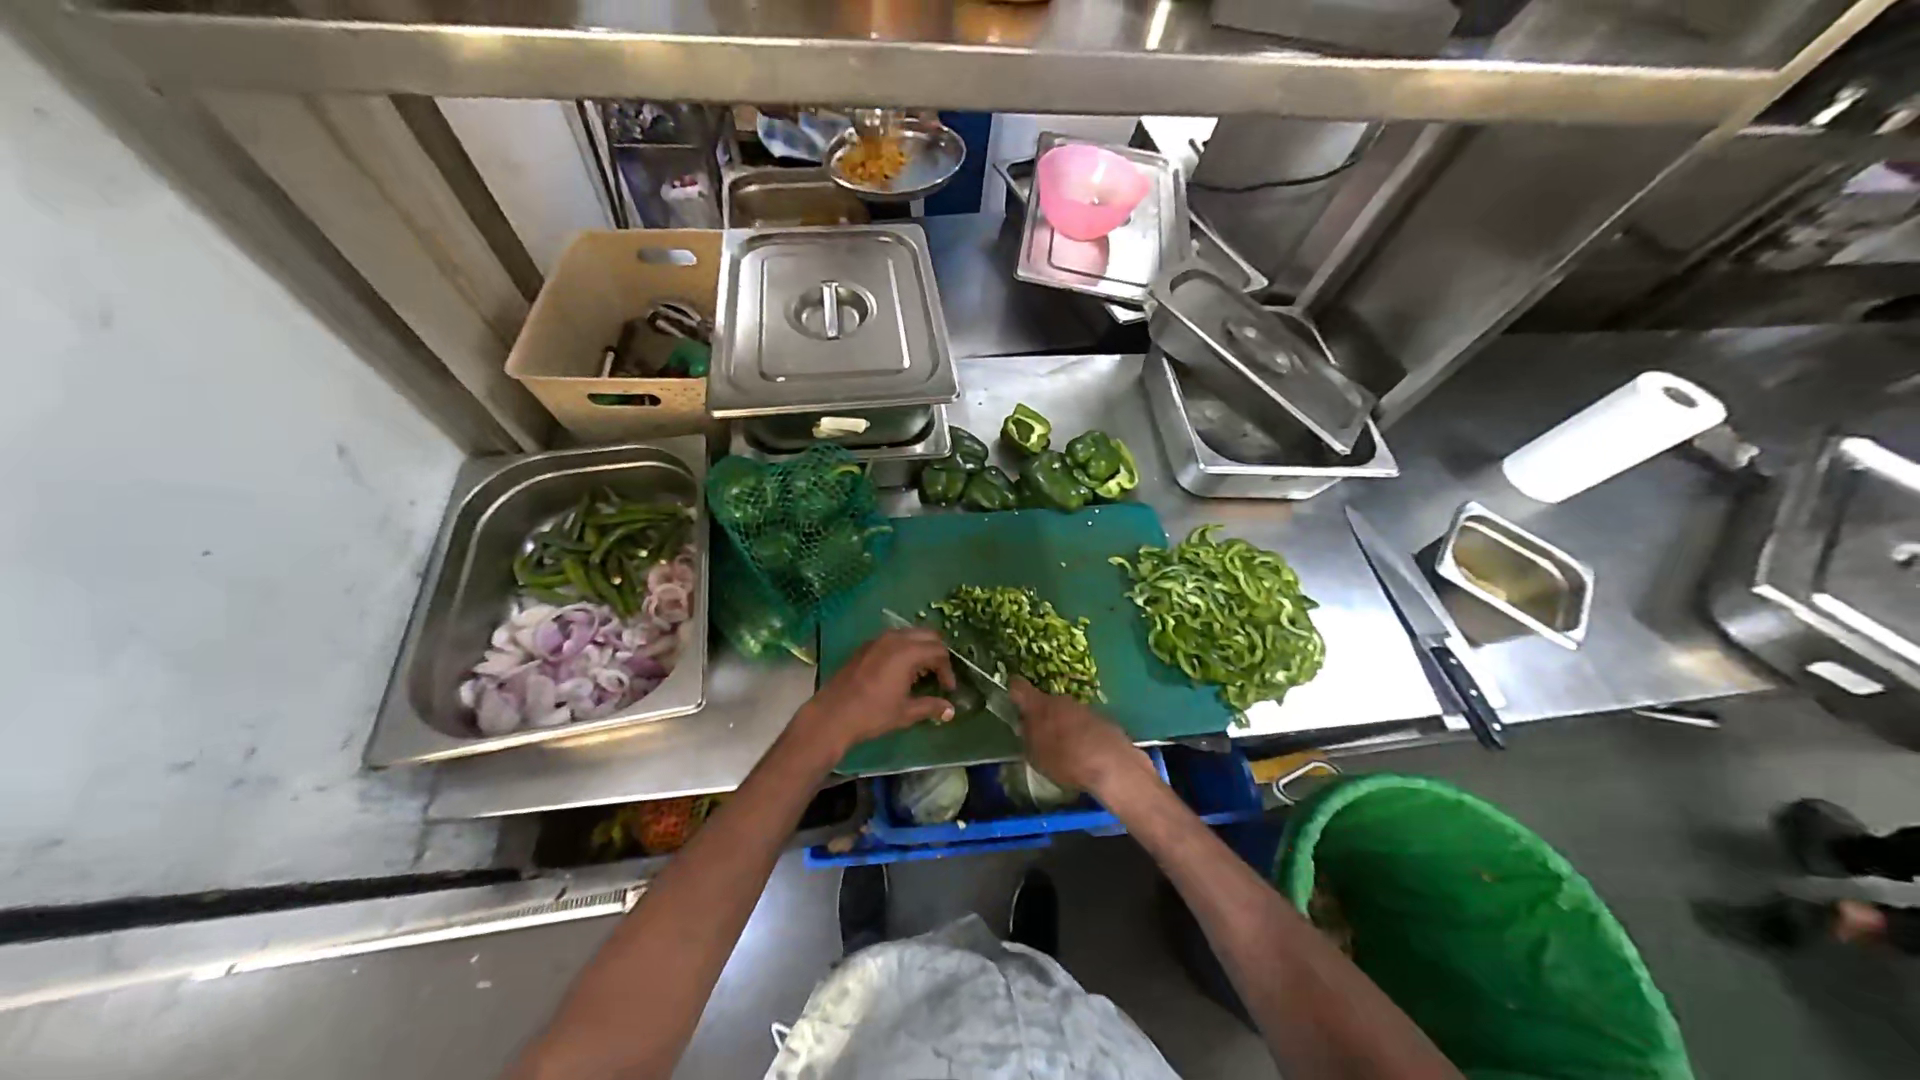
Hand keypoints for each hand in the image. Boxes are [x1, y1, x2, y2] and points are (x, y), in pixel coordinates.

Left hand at [793, 627, 956, 757]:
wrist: (833, 715)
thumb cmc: (873, 714)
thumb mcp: (906, 712)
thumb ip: (931, 707)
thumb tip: (951, 710)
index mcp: (907, 652)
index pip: (939, 651)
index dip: (947, 669)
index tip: (948, 688)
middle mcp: (894, 639)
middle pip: (927, 635)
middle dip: (937, 653)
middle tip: (938, 675)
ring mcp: (877, 640)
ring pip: (909, 635)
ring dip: (920, 649)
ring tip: (921, 674)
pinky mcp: (865, 647)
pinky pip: (892, 640)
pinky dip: (903, 649)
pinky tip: (900, 672)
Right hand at [1009, 677, 1156, 796]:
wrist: (1111, 764)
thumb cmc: (1065, 760)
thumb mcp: (1034, 755)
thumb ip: (1027, 737)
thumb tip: (1025, 726)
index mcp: (1038, 706)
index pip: (1018, 687)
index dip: (1012, 690)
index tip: (1010, 697)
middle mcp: (1060, 700)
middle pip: (1045, 702)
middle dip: (1041, 715)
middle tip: (1039, 735)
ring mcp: (1083, 707)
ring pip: (1065, 712)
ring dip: (1062, 724)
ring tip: (1064, 748)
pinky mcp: (1101, 718)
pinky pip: (1083, 723)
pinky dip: (1080, 733)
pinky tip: (1084, 753)